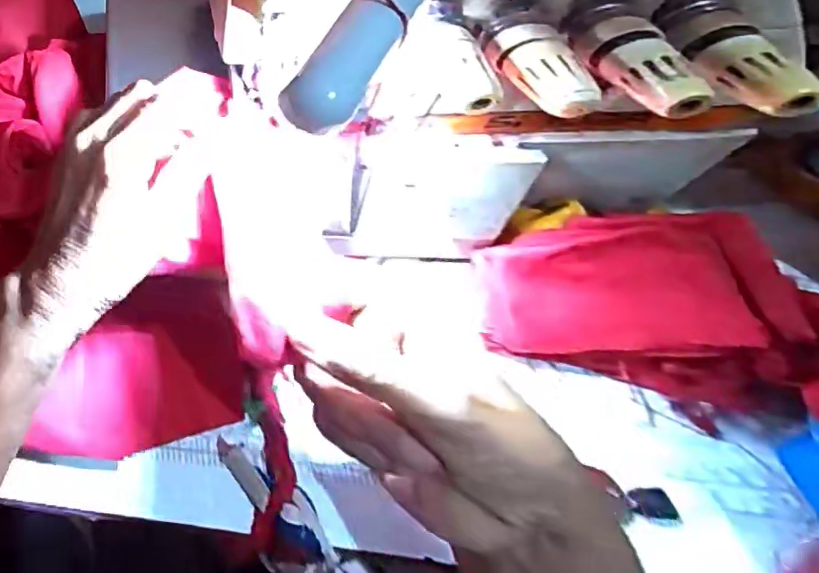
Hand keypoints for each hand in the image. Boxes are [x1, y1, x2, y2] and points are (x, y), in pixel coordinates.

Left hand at [12, 79, 204, 365]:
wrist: (58, 275)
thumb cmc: (114, 260)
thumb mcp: (161, 221)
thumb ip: (187, 170)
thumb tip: (215, 135)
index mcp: (119, 153)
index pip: (163, 105)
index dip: (194, 104)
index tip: (217, 112)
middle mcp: (92, 135)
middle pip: (139, 93)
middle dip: (170, 105)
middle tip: (191, 134)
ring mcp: (74, 137)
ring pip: (118, 99)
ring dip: (145, 110)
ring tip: (165, 143)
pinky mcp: (65, 145)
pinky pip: (99, 113)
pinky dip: (121, 118)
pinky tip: (133, 147)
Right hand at [290, 318, 640, 572]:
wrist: (528, 530)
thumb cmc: (504, 446)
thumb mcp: (437, 398)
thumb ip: (360, 361)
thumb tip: (290, 322)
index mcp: (399, 316)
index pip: (332, 288)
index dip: (308, 308)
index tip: (304, 341)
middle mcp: (370, 340)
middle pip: (312, 342)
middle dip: (351, 391)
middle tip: (399, 420)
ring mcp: (357, 381)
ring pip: (315, 385)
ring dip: (362, 425)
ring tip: (418, 451)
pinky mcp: (349, 420)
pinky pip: (323, 420)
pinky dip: (360, 445)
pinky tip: (402, 463)